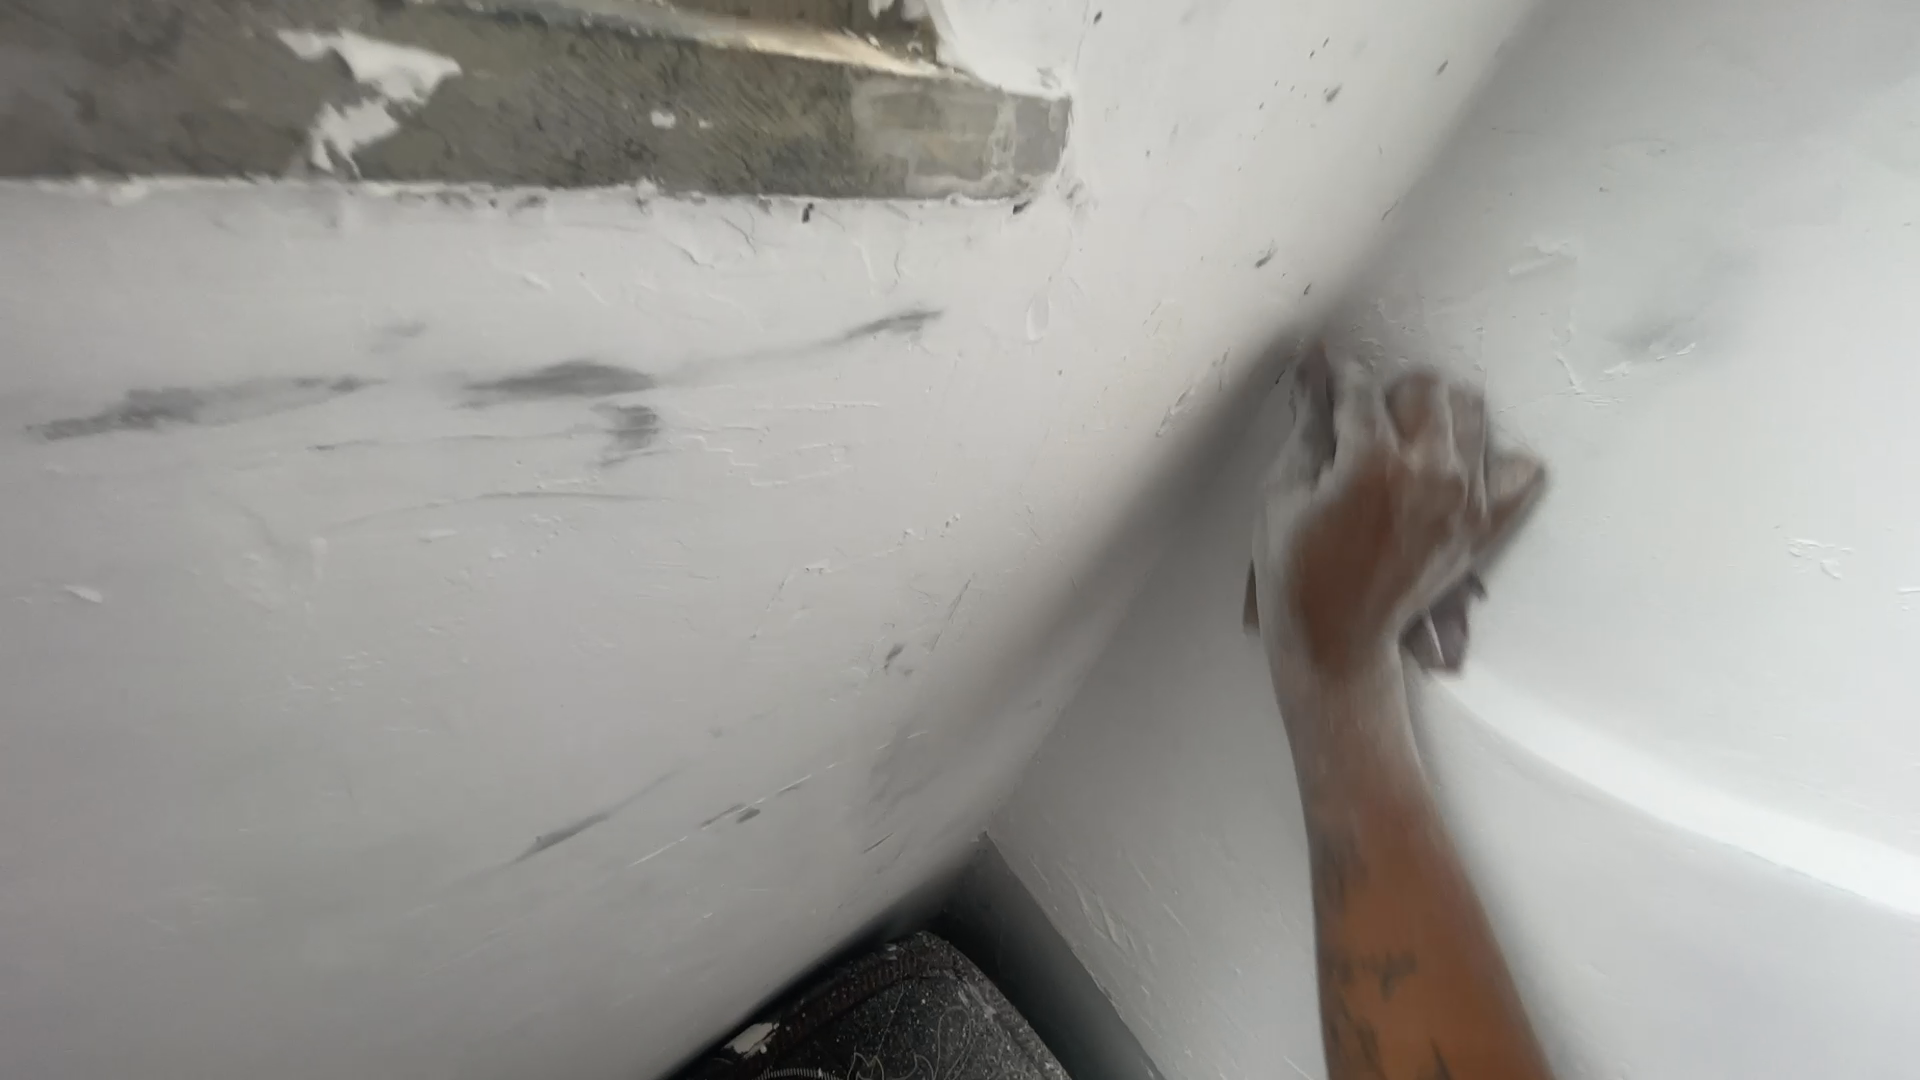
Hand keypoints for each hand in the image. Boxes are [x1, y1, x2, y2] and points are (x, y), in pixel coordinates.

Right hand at [1248, 346, 1544, 688]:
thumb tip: (1313, 374)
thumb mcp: (1280, 496)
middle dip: (1391, 392)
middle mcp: (1430, 471)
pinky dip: (1490, 460)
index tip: (1328, 371)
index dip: (1339, 375)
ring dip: (1436, 416)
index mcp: (1370, 463)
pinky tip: (1453, 471)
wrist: (1336, 637)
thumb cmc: (1292, 569)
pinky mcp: (1487, 524)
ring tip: (1406, 443)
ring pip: (1474, 414)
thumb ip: (1306, 430)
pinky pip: (1519, 469)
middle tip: (1365, 421)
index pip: (1361, 390)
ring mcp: (1468, 498)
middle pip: (1428, 388)